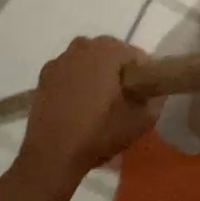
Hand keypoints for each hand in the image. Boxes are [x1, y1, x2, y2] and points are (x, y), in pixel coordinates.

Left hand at [14, 37, 161, 194]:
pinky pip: (69, 74)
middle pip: (111, 55)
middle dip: (119, 73)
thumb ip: (156, 100)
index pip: (137, 56)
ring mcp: (59, 60)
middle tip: (124, 101)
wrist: (52, 154)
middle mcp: (82, 46)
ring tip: (99, 104)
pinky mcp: (43, 77)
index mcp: (108, 50)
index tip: (144, 96)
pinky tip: (77, 107)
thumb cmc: (99, 132)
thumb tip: (155, 92)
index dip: (144, 76)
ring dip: (97, 76)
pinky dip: (76, 84)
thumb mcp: (141, 121)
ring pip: (88, 63)